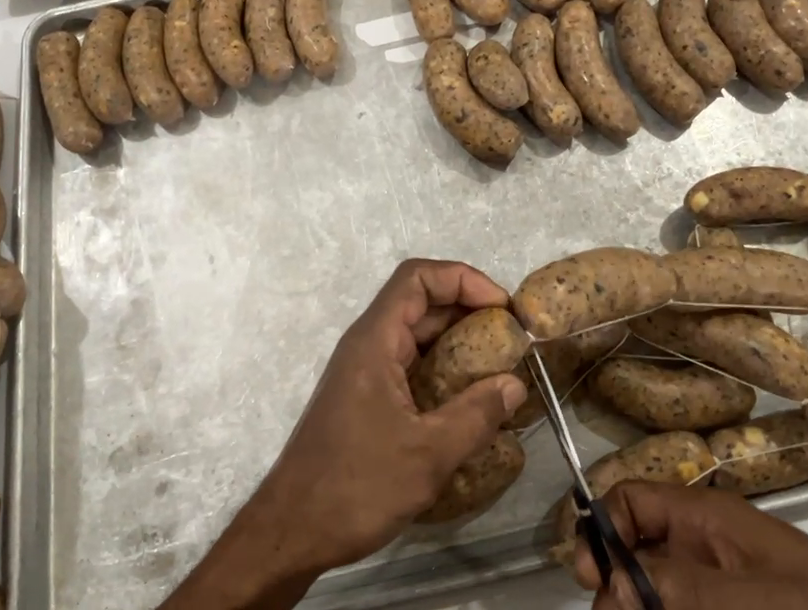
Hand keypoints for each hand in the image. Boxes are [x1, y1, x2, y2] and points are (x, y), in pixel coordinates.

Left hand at [158, 260, 527, 609]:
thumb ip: (476, 415)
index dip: (464, 279)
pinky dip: (443, 371)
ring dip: (459, 343)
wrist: (292, 530)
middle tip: (513, 339)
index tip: (504, 307)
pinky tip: (470, 401)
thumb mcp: (428, 454)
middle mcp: (367, 346)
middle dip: (469, 311)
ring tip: (501, 368)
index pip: (418, 278)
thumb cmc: (356, 486)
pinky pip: (410, 367)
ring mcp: (365, 373)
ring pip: (417, 337)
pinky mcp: (366, 400)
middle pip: (421, 304)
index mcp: (375, 341)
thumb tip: (515, 384)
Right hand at [576, 483, 807, 609]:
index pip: (632, 503)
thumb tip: (609, 585)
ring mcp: (718, 590)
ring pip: (657, 595)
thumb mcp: (752, 597)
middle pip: (635, 558)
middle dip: (618, 593)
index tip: (588, 579)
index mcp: (706, 520)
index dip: (602, 531)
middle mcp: (704, 550)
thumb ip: (679, 587)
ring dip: (640, 605)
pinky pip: (683, 607)